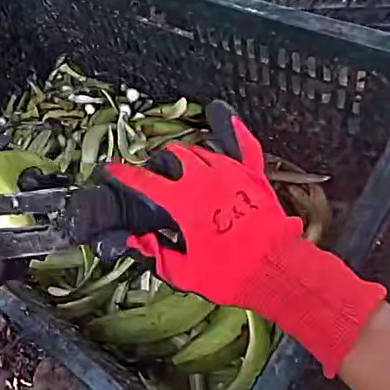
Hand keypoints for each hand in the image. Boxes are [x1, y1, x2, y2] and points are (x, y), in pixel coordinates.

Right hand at [79, 101, 386, 375]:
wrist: (277, 271)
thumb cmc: (233, 273)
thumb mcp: (183, 270)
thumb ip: (154, 251)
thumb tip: (135, 241)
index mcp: (183, 201)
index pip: (144, 181)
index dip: (123, 174)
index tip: (112, 168)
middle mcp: (204, 179)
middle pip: (173, 156)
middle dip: (160, 163)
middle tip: (156, 176)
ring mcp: (231, 173)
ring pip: (200, 150)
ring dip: (187, 156)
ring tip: (181, 166)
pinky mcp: (253, 176)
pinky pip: (243, 144)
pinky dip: (232, 129)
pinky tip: (223, 116)